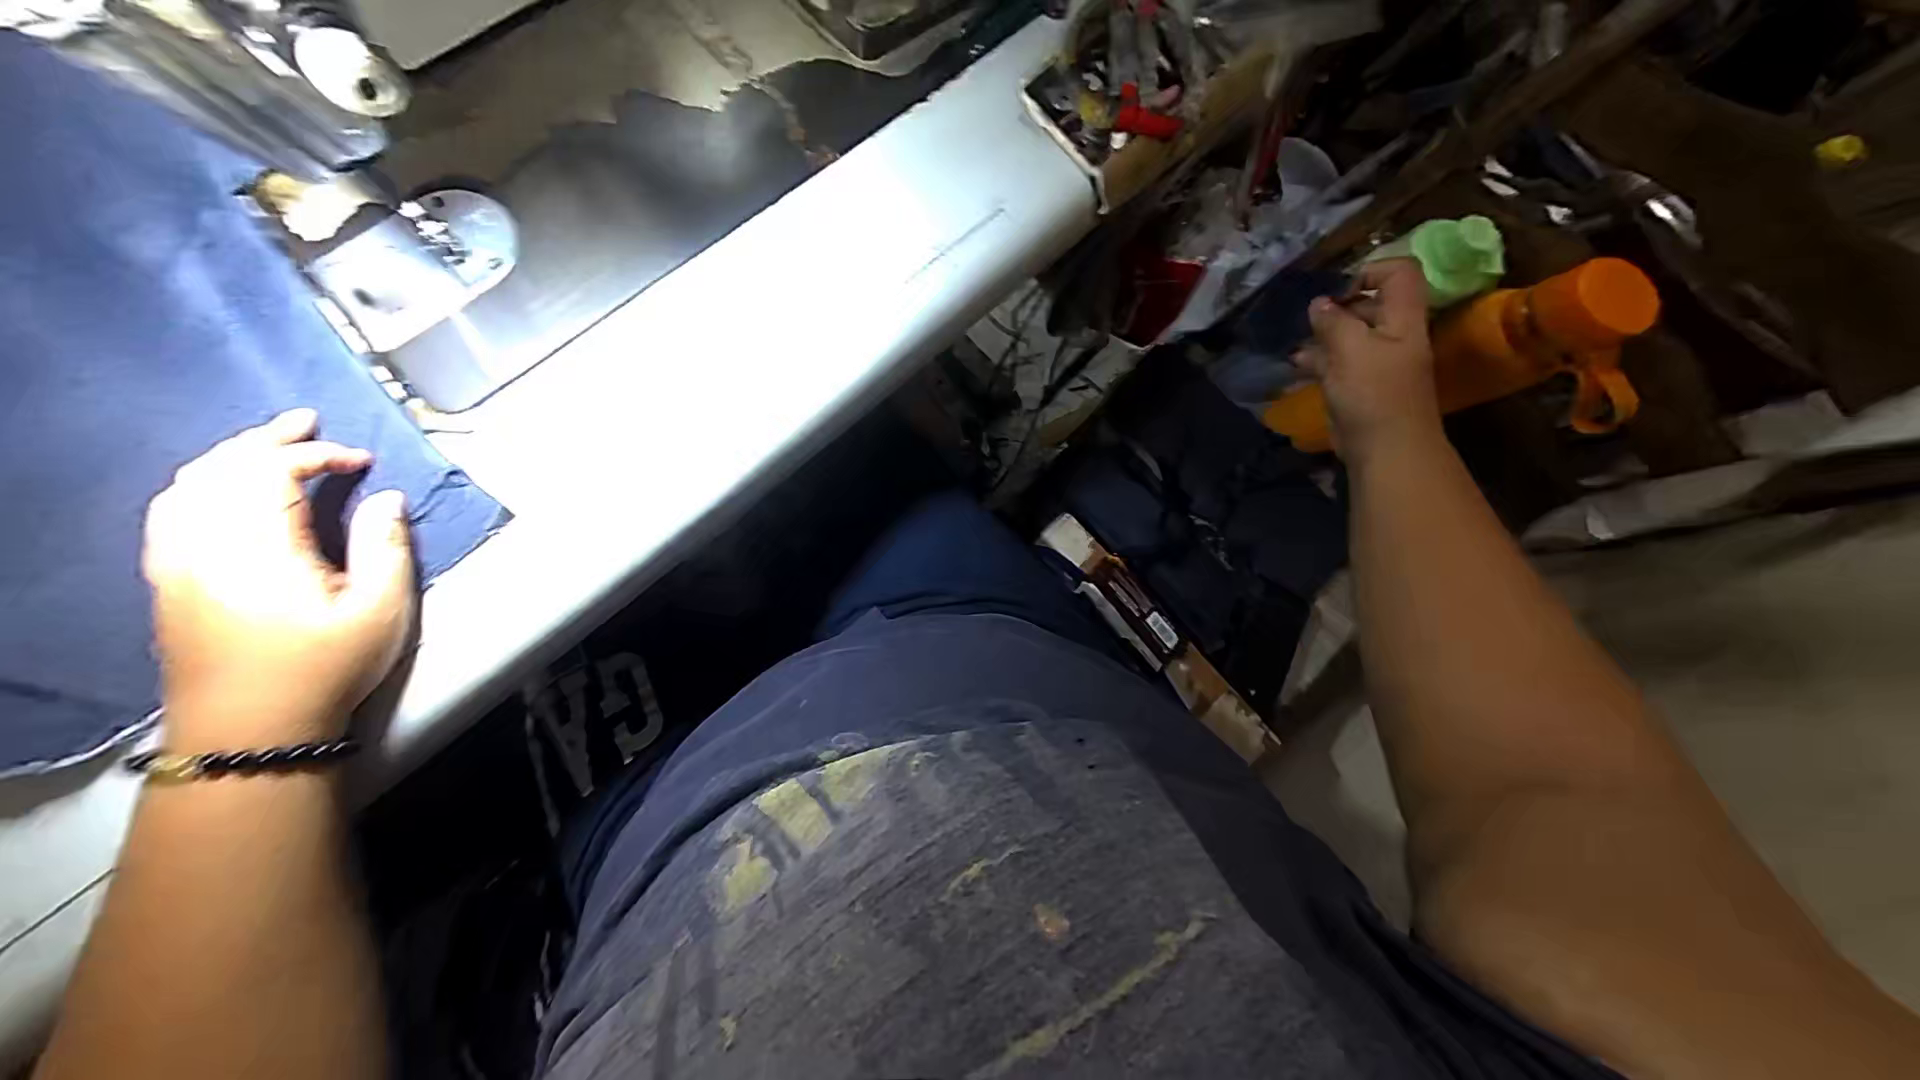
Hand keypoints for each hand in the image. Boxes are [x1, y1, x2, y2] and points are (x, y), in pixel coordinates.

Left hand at [142, 409, 416, 753]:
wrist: (251, 727)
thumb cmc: (327, 666)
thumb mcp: (381, 609)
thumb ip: (386, 546)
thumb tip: (387, 497)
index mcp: (257, 547)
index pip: (272, 472)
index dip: (318, 454)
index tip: (364, 461)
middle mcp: (203, 543)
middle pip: (221, 468)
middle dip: (267, 439)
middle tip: (307, 421)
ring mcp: (175, 561)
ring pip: (187, 485)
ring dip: (229, 456)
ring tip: (268, 443)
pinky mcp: (168, 579)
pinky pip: (169, 511)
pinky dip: (199, 484)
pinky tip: (220, 486)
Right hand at [1299, 258, 1443, 462]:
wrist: (1385, 448)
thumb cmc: (1373, 393)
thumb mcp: (1351, 349)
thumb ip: (1333, 321)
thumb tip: (1318, 303)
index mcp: (1403, 318)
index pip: (1399, 272)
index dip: (1368, 271)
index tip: (1336, 293)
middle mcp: (1393, 334)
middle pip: (1369, 303)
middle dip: (1336, 308)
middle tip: (1308, 321)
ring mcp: (1377, 361)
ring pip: (1349, 335)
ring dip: (1322, 336)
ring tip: (1296, 344)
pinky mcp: (1360, 385)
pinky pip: (1338, 363)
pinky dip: (1317, 361)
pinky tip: (1295, 366)